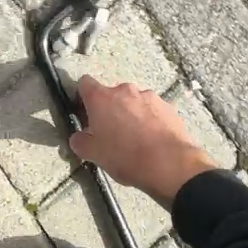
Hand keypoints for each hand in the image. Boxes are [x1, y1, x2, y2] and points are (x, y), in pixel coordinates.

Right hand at [68, 75, 219, 207]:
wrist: (169, 164)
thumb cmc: (125, 157)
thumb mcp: (95, 155)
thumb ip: (81, 142)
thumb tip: (78, 137)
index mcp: (101, 98)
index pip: (84, 83)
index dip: (83, 97)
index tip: (86, 113)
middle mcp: (124, 90)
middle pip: (111, 94)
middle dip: (110, 109)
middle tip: (112, 132)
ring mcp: (148, 96)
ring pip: (133, 102)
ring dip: (131, 114)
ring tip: (137, 138)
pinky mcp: (167, 106)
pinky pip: (152, 110)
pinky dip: (150, 120)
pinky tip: (153, 139)